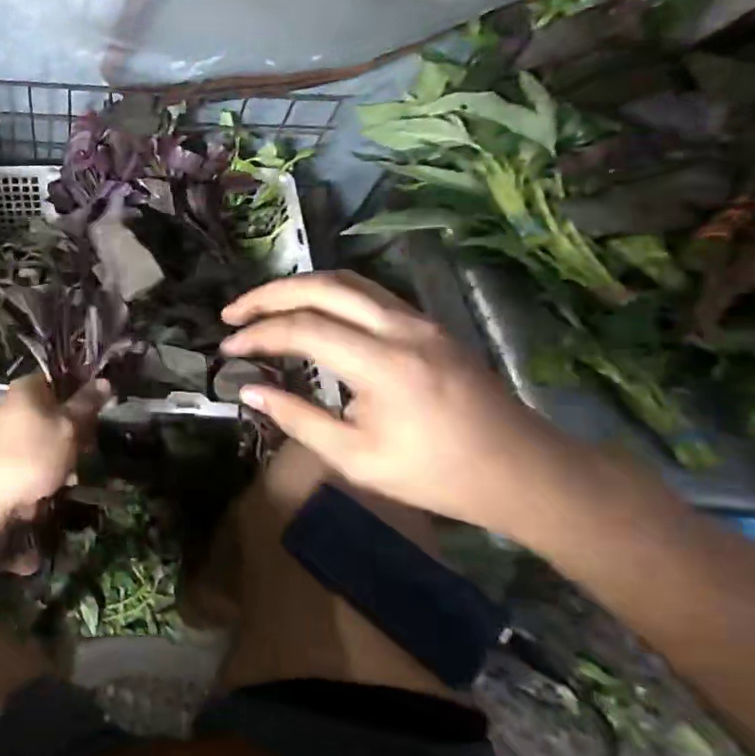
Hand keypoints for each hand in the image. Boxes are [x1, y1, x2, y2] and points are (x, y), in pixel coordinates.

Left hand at [0, 375, 109, 541]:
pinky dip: (58, 461)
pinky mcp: (19, 451)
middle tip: (88, 444)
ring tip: (76, 466)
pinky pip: (47, 448)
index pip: (65, 377)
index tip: (104, 408)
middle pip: (64, 405)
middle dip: (81, 427)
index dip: (87, 391)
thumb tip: (104, 381)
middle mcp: (20, 402)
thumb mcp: (68, 427)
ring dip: (72, 448)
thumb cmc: (34, 455)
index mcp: (28, 387)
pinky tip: (65, 478)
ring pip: (59, 430)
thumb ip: (87, 403)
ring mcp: (18, 427)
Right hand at [220, 271, 584, 534]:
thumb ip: (298, 419)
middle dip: (268, 295)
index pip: (303, 329)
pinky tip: (308, 311)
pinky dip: (326, 294)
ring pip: (346, 280)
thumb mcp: (357, 459)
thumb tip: (249, 390)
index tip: (228, 349)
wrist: (526, 472)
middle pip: (322, 287)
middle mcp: (401, 329)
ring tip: (260, 306)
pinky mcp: (427, 324)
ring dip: (296, 287)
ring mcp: (419, 321)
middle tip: (232, 313)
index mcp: (385, 365)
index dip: (258, 335)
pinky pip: (367, 292)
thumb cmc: (438, 475)